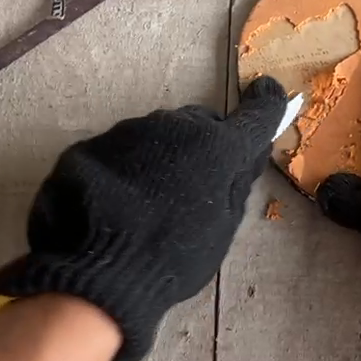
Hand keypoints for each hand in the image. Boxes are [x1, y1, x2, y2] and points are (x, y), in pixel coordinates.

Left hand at [0, 77, 288, 360]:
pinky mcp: (94, 143)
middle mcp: (178, 125)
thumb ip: (236, 182)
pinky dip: (125, 168)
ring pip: (158, 135)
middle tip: (192, 186)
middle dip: (202, 146)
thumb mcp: (222, 226)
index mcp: (220, 147)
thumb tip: (250, 151)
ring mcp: (131, 130)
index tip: (266, 93)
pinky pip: (121, 150)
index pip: (257, 113)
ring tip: (146, 202)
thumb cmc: (174, 255)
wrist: (98, 267)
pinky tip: (116, 203)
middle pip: (201, 125)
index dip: (266, 102)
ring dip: (160, 157)